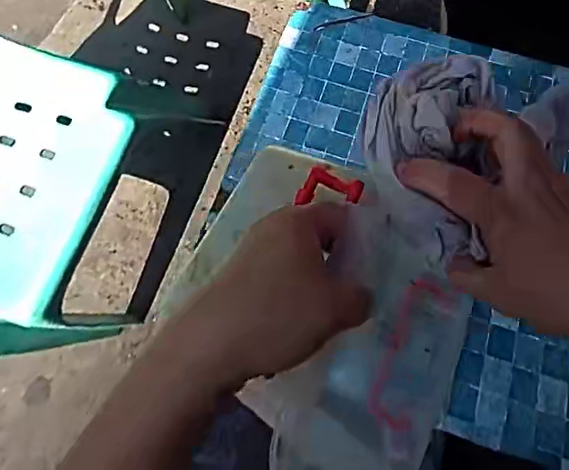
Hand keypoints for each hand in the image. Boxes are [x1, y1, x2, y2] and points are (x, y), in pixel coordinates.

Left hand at [154, 202, 371, 391]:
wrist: (201, 353)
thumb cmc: (277, 315)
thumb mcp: (335, 309)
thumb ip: (361, 298)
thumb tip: (362, 298)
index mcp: (299, 219)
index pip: (344, 216)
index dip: (361, 241)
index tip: (367, 272)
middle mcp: (273, 226)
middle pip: (319, 238)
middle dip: (336, 265)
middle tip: (346, 295)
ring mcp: (249, 252)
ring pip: (295, 262)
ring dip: (310, 286)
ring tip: (316, 319)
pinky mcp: (231, 280)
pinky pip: (272, 281)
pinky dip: (285, 300)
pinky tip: (284, 331)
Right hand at [399, 108, 568, 348]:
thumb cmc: (554, 297)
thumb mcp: (500, 294)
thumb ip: (469, 273)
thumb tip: (455, 260)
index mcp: (505, 211)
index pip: (456, 182)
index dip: (426, 172)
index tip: (406, 166)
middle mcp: (529, 185)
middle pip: (506, 128)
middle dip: (478, 118)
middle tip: (458, 130)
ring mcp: (555, 182)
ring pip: (527, 138)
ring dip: (500, 133)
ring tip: (481, 153)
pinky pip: (539, 161)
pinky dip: (519, 159)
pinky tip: (513, 187)